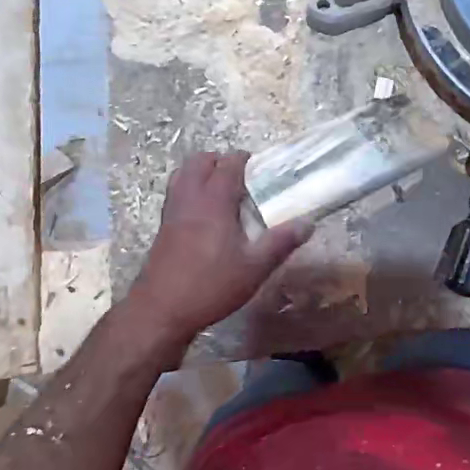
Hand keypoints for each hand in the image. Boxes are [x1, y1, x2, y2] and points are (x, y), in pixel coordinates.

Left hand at [123, 152, 309, 349]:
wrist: (161, 310)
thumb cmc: (211, 285)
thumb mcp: (255, 267)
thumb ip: (281, 242)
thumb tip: (308, 223)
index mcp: (214, 201)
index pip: (227, 165)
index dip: (242, 159)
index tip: (257, 165)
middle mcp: (190, 199)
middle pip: (199, 162)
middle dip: (218, 160)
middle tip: (239, 175)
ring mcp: (172, 212)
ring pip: (182, 175)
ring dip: (200, 172)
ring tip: (220, 189)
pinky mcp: (163, 228)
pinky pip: (175, 194)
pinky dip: (189, 190)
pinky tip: (203, 214)